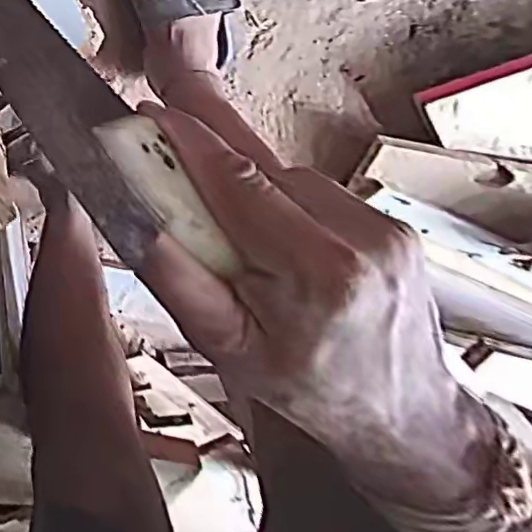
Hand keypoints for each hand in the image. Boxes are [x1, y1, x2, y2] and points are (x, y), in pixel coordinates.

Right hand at [131, 101, 498, 511]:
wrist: (401, 417)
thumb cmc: (308, 386)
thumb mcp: (219, 340)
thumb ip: (170, 273)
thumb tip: (130, 217)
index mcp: (319, 268)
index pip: (234, 177)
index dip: (184, 137)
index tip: (147, 114)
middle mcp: (363, 236)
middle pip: (258, 160)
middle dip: (203, 133)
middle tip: (160, 114)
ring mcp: (382, 226)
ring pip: (279, 170)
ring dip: (233, 173)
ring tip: (210, 210)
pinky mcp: (384, 223)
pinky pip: (304, 186)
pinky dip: (264, 191)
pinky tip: (253, 224)